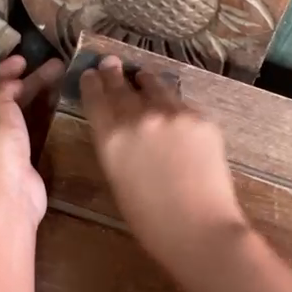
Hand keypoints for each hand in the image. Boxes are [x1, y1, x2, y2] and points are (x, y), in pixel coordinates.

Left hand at [0, 54, 64, 221]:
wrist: (5, 191)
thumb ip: (3, 86)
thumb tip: (14, 84)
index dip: (3, 68)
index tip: (24, 57)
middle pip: (6, 95)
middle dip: (27, 79)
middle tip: (53, 65)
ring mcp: (4, 143)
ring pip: (21, 112)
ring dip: (38, 96)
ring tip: (61, 82)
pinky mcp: (22, 159)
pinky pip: (33, 131)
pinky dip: (43, 118)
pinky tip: (57, 112)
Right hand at [78, 56, 249, 267]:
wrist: (199, 228)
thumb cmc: (150, 220)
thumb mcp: (118, 179)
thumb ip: (117, 147)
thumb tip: (122, 129)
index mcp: (110, 138)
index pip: (95, 98)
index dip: (93, 83)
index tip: (92, 74)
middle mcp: (137, 117)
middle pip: (121, 86)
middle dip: (114, 74)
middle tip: (111, 63)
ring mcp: (172, 114)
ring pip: (154, 86)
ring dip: (145, 80)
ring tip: (142, 76)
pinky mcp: (200, 117)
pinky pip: (182, 103)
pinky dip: (174, 104)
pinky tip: (173, 107)